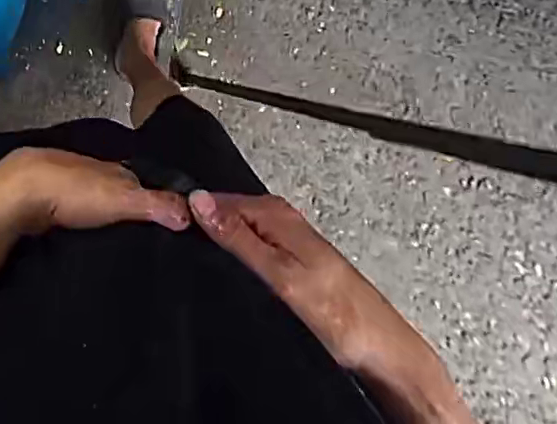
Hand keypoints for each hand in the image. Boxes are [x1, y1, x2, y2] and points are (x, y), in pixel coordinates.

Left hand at [0, 148, 192, 235]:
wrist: (18, 191)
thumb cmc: (71, 192)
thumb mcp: (119, 198)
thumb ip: (154, 203)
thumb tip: (193, 211)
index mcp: (111, 168)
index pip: (143, 183)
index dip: (158, 200)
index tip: (174, 221)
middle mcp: (90, 170)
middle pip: (118, 189)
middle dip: (132, 206)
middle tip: (151, 236)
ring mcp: (65, 181)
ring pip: (93, 197)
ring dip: (105, 213)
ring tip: (122, 238)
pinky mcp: (45, 198)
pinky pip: (73, 208)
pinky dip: (82, 218)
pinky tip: (87, 233)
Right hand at [190, 192, 473, 423]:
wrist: (387, 358)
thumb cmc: (340, 318)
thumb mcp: (279, 275)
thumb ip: (236, 236)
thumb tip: (196, 198)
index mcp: (273, 211)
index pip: (211, 198)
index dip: (188, 215)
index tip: (169, 230)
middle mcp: (278, 217)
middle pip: (223, 213)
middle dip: (202, 230)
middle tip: (184, 254)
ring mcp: (284, 239)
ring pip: (234, 232)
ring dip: (218, 246)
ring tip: (202, 265)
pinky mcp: (289, 261)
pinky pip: (247, 248)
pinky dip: (234, 259)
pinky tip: (228, 275)